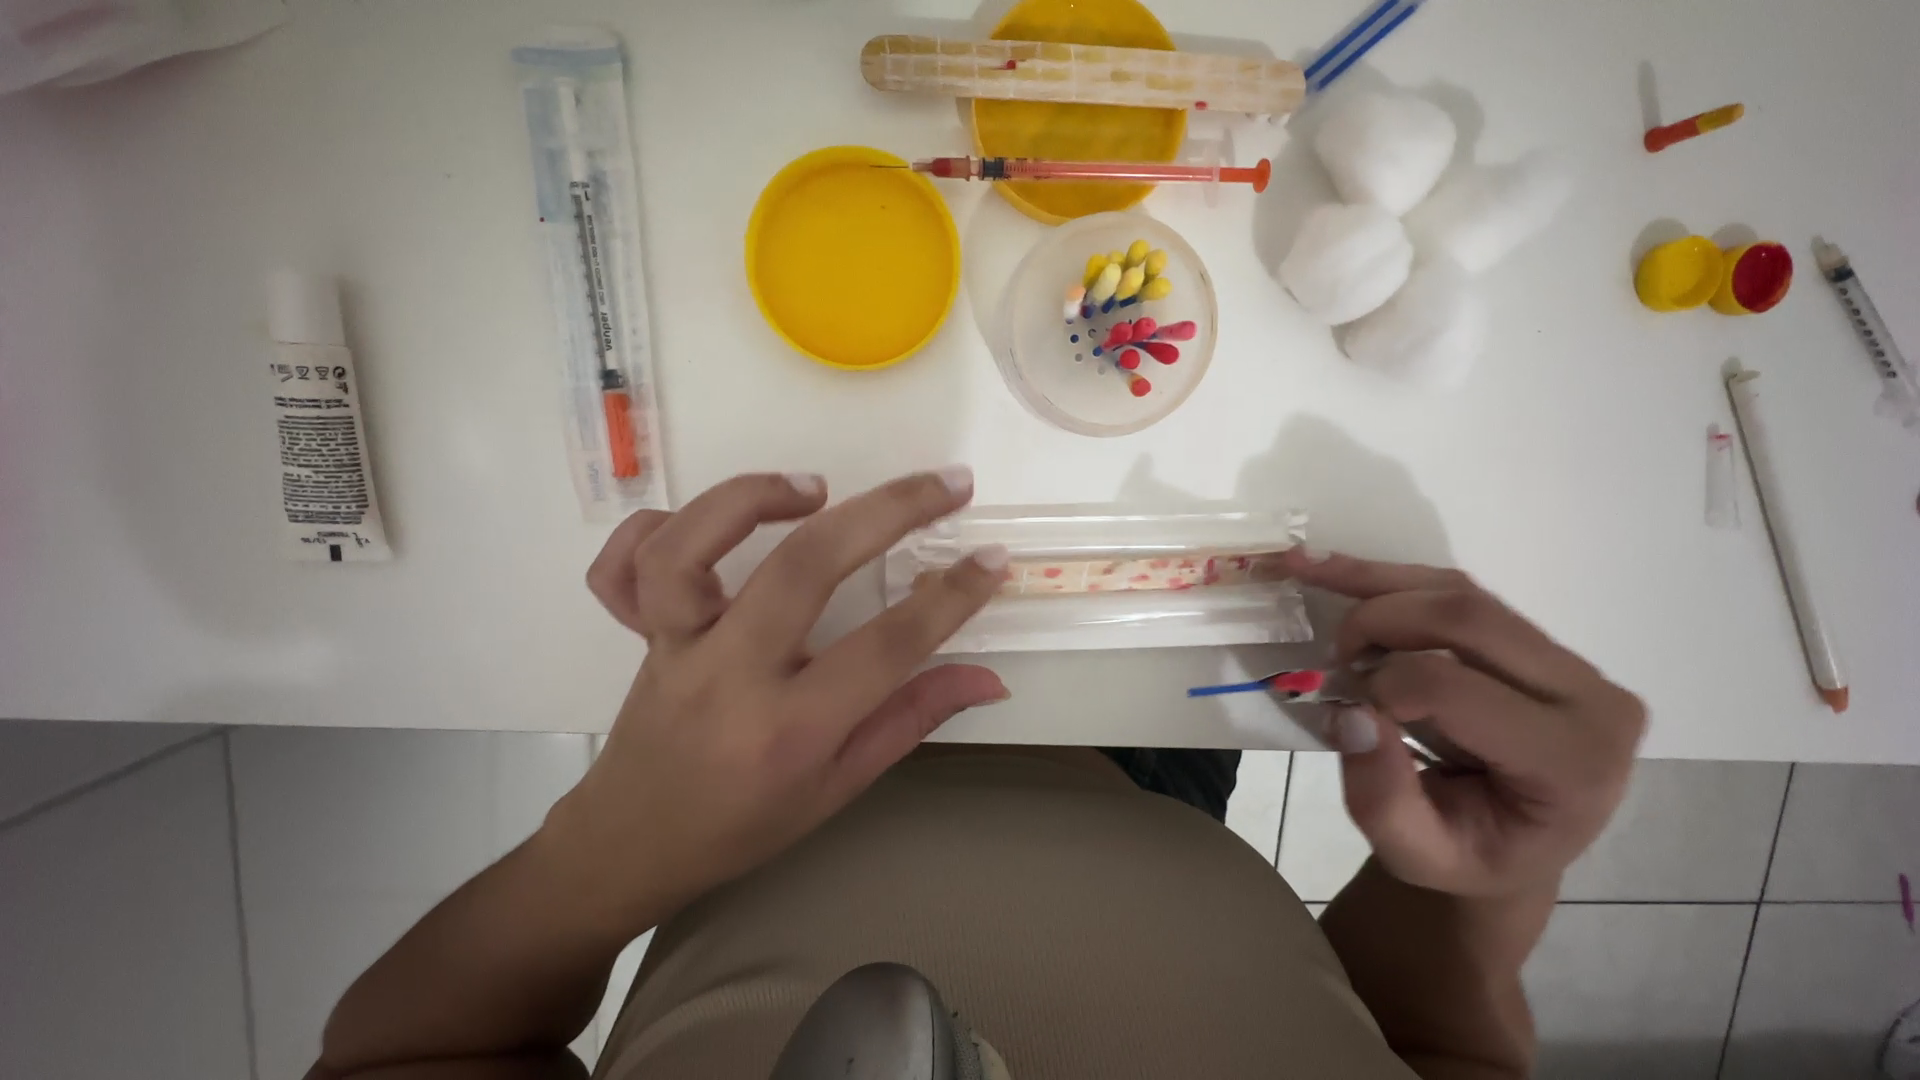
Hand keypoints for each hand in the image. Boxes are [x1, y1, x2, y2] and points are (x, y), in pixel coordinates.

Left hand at [545, 469, 1008, 927]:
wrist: (632, 845)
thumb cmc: (746, 824)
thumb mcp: (840, 786)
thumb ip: (912, 719)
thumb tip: (989, 677)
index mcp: (791, 730)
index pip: (887, 647)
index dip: (951, 597)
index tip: (992, 557)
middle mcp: (729, 677)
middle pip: (804, 568)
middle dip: (888, 511)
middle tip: (945, 483)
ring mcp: (674, 648)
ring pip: (691, 549)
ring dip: (755, 497)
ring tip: (816, 487)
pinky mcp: (637, 632)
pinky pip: (623, 564)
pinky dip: (655, 524)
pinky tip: (719, 521)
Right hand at [1281, 549, 1645, 897]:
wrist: (1509, 847)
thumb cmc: (1466, 857)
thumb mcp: (1416, 854)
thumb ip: (1382, 799)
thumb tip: (1352, 716)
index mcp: (1570, 763)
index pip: (1456, 688)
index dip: (1383, 688)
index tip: (1350, 714)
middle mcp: (1590, 699)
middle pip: (1468, 618)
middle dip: (1379, 621)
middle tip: (1335, 657)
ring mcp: (1570, 662)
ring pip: (1461, 591)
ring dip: (1377, 585)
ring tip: (1310, 576)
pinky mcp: (1537, 640)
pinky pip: (1459, 589)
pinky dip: (1390, 578)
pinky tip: (1333, 566)